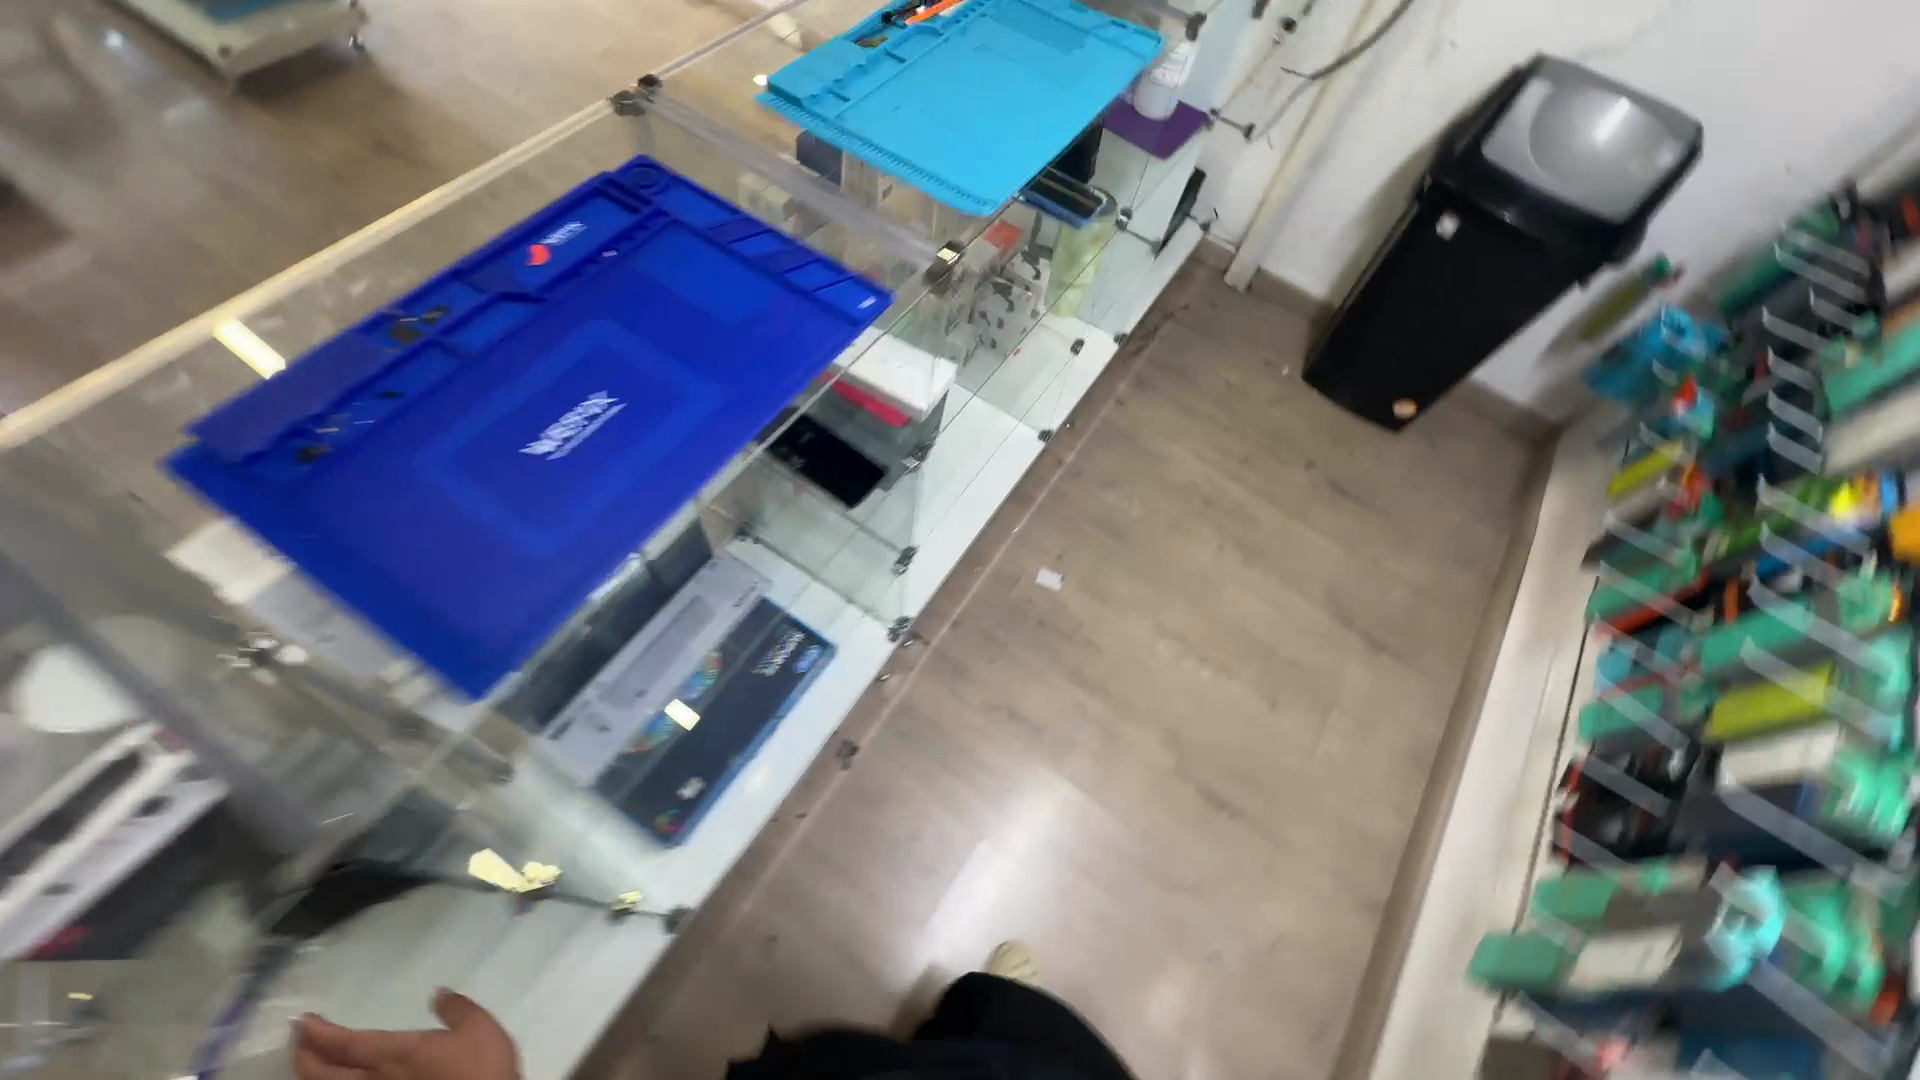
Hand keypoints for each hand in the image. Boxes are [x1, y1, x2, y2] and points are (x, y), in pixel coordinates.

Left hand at [293, 989, 519, 1079]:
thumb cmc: (479, 1066)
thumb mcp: (477, 1026)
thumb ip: (455, 1008)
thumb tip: (437, 993)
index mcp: (395, 1054)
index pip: (346, 1043)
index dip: (319, 1032)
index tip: (303, 1020)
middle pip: (322, 1074)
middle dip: (305, 1054)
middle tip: (300, 1036)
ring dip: (312, 1074)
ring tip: (312, 1059)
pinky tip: (342, 1079)